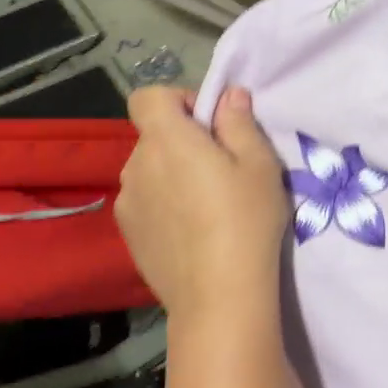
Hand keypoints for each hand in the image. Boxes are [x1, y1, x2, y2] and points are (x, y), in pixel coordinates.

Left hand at [116, 86, 290, 327]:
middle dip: (187, 141)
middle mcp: (136, 165)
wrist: (218, 291)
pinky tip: (197, 229)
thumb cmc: (247, 217)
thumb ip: (239, 124)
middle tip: (228, 168)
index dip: (179, 100)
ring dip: (176, 174)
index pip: (148, 97)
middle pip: (155, 136)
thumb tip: (228, 96)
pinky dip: (168, 203)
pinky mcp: (128, 233)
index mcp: (168, 141)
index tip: (213, 123)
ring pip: (152, 170)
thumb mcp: (260, 164)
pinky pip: (148, 201)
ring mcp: (127, 201)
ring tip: (213, 204)